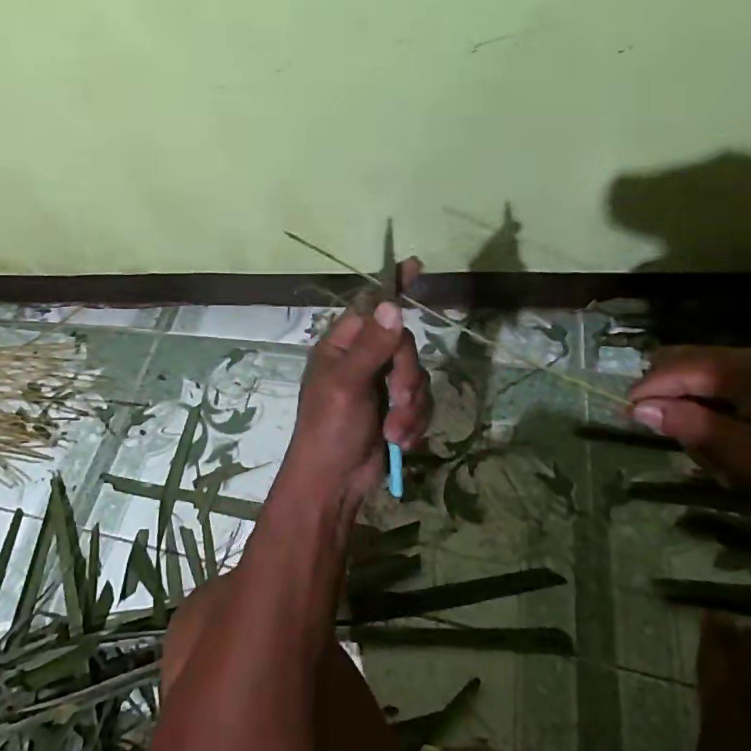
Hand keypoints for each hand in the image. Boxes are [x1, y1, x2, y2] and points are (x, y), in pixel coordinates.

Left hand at [280, 265, 430, 508]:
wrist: (334, 485)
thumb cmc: (329, 430)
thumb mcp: (347, 385)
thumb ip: (372, 346)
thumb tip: (392, 304)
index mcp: (341, 346)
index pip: (371, 307)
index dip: (393, 287)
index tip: (416, 265)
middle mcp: (362, 360)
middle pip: (404, 346)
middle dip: (406, 377)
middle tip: (397, 399)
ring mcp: (381, 386)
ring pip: (417, 377)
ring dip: (411, 408)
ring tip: (393, 433)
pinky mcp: (396, 411)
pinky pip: (421, 403)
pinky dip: (414, 424)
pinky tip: (400, 443)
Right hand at [626, 346, 750, 533]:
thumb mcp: (749, 460)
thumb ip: (692, 428)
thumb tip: (640, 408)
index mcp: (750, 370)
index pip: (677, 366)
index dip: (646, 390)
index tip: (627, 419)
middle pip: (695, 361)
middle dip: (669, 393)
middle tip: (664, 434)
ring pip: (718, 374)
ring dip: (698, 403)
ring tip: (704, 448)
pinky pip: (744, 385)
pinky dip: (724, 406)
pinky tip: (735, 439)